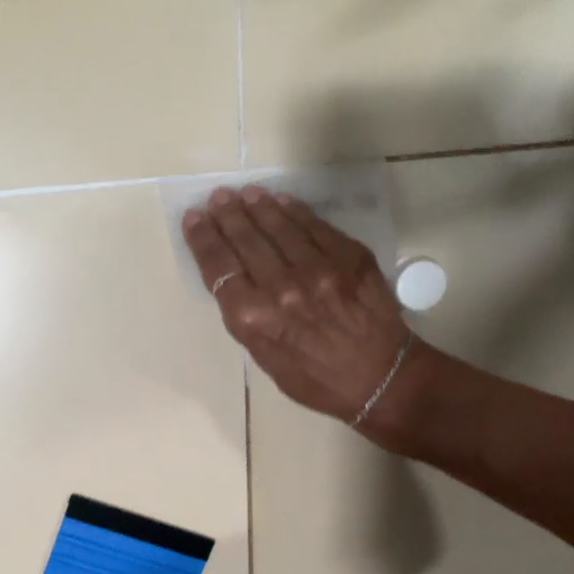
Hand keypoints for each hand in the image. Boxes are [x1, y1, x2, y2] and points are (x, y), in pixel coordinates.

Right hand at [184, 186, 413, 422]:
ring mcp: (317, 269)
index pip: (219, 267)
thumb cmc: (315, 379)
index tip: (194, 218)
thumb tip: (236, 279)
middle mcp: (280, 288)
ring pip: (278, 226)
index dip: (203, 238)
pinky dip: (294, 211)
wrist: (380, 377)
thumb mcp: (265, 358)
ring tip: (244, 194)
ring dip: (257, 206)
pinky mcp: (348, 256)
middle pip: (245, 241)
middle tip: (217, 198)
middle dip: (227, 215)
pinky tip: (281, 201)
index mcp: (253, 319)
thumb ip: (247, 317)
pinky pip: (314, 226)